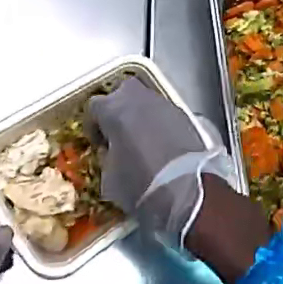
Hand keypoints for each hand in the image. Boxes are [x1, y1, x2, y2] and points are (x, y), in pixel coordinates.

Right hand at [88, 77, 236, 256]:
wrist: (188, 190)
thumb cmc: (140, 184)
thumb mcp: (109, 176)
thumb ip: (107, 155)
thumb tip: (113, 152)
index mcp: (114, 108)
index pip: (94, 106)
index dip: (94, 126)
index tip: (99, 143)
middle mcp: (140, 98)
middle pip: (123, 93)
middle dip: (119, 110)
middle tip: (119, 134)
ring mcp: (167, 105)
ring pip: (147, 102)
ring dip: (142, 117)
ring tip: (142, 142)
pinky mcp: (187, 116)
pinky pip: (166, 115)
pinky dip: (161, 126)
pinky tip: (162, 147)